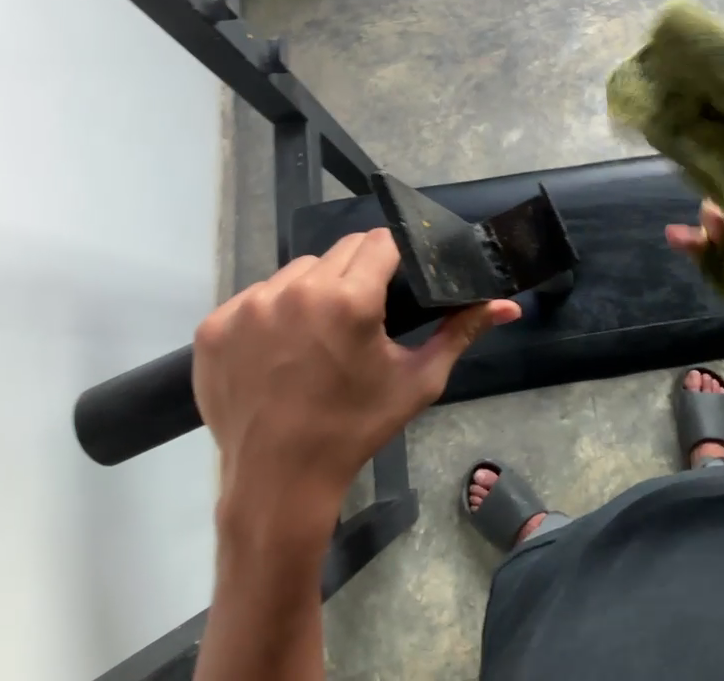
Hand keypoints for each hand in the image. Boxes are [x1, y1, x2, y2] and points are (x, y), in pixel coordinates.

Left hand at [194, 228, 520, 525]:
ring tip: (320, 332)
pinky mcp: (215, 326)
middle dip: (357, 273)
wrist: (279, 482)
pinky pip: (255, 296)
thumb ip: (461, 332)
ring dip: (314, 289)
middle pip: (339, 251)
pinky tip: (281, 348)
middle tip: (363, 314)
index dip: (395, 257)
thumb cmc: (356, 429)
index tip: (398, 281)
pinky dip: (272, 312)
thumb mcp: (417, 381)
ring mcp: (248, 306)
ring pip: (296, 271)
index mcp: (349, 299)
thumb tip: (508, 306)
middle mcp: (295, 290)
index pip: (380, 241)